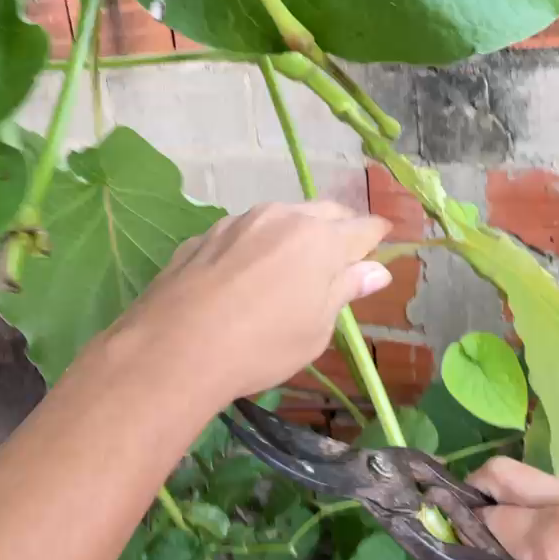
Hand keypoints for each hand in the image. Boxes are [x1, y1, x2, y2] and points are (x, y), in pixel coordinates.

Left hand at [112, 202, 390, 401]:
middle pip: (324, 213)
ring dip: (297, 232)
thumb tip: (377, 270)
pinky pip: (245, 231)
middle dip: (341, 227)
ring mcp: (240, 221)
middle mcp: (282, 217)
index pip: (362, 228)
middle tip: (346, 252)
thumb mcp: (316, 328)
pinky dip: (259, 243)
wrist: (175, 347)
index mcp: (320, 239)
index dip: (377, 235)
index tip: (383, 241)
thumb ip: (345, 290)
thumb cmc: (261, 346)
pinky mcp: (207, 233)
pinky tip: (249, 272)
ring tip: (296, 261)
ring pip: (282, 216)